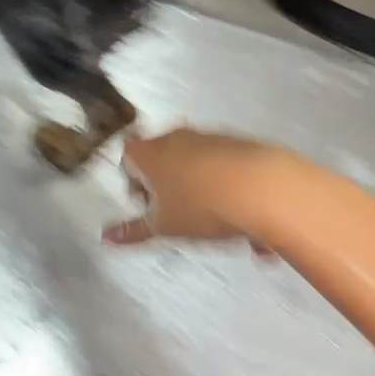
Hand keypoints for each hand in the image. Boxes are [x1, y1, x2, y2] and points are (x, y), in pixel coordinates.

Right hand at [102, 128, 304, 253]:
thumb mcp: (166, 227)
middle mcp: (172, 137)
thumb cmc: (203, 207)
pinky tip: (255, 221)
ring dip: (210, 194)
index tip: (153, 210)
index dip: (137, 188)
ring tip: (232, 230)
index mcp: (145, 152)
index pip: (127, 163)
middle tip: (190, 219)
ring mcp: (209, 138)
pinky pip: (232, 170)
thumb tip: (105, 238)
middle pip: (166, 164)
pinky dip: (238, 191)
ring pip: (202, 169)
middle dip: (176, 192)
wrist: (269, 191)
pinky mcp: (244, 144)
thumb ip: (135, 232)